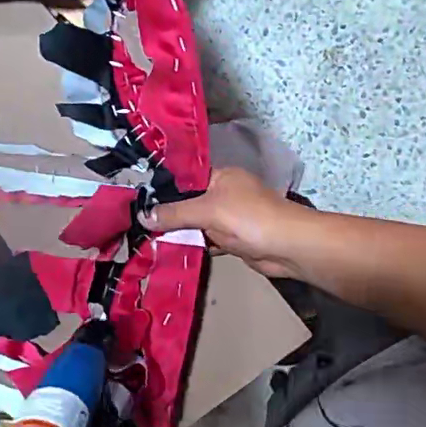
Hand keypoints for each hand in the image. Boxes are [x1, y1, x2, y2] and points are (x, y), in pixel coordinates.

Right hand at [144, 167, 317, 277]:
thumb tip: (143, 215)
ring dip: (180, 231)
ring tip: (147, 236)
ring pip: (197, 223)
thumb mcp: (207, 211)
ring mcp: (229, 217)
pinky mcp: (233, 239)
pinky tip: (171, 250)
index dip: (164, 186)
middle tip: (138, 220)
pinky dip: (194, 245)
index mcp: (221, 176)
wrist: (286, 247)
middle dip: (169, 212)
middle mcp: (225, 193)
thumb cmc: (248, 218)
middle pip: (190, 201)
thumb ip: (175, 213)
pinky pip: (207, 239)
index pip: (186, 176)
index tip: (139, 197)